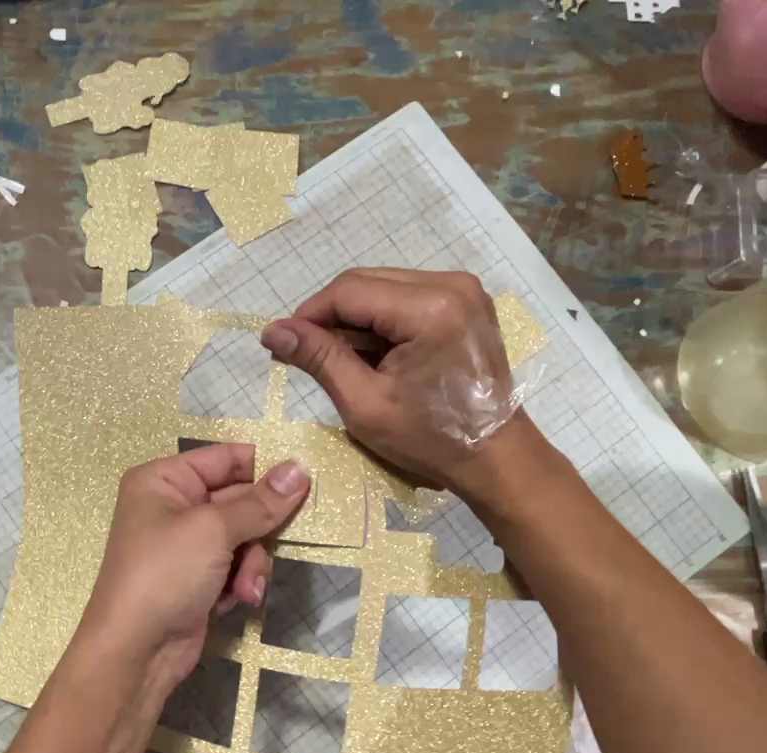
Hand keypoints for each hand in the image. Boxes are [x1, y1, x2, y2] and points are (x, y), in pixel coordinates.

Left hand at [75, 444, 309, 697]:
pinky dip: (239, 583)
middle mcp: (172, 507)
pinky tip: (235, 601)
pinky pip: (234, 568)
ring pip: (243, 538)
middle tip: (283, 538)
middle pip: (238, 500)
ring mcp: (184, 546)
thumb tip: (301, 468)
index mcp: (163, 480)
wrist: (135, 650)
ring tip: (247, 586)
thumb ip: (260, 501)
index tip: (305, 480)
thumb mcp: (214, 530)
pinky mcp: (196, 580)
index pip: (225, 458)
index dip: (264, 468)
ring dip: (252, 563)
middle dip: (259, 528)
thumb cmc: (165, 574)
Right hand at [260, 268, 540, 504]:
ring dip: (353, 319)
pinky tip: (370, 354)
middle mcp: (450, 284)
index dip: (308, 314)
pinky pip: (405, 297)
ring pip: (383, 287)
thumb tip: (273, 331)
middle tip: (303, 353)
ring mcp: (462, 290)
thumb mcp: (364, 404)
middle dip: (329, 315)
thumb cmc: (429, 439)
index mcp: (429, 308)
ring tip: (337, 359)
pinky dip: (379, 321)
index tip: (281, 343)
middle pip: (366, 282)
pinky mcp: (464, 302)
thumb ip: (319, 359)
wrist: (494, 456)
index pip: (349, 290)